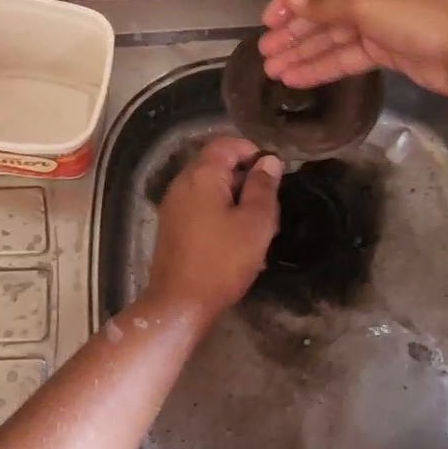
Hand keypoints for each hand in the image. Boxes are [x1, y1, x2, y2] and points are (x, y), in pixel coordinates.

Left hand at [145, 136, 282, 319]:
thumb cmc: (222, 261)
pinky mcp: (172, 227)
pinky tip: (237, 242)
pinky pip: (201, 208)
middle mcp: (182, 183)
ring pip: (211, 189)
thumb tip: (269, 160)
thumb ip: (264, 187)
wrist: (179, 304)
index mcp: (201, 175)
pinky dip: (221, 216)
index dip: (253, 152)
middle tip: (271, 208)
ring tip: (258, 230)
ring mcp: (173, 205)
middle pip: (218, 166)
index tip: (275, 174)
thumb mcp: (255, 223)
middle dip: (247, 181)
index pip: (227, 144)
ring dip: (237, 202)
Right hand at [259, 0, 447, 94]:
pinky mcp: (386, 50)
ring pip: (332, 36)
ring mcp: (380, 21)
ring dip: (302, 53)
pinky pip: (346, 56)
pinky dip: (322, 66)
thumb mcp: (364, 1)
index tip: (268, 21)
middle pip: (323, 10)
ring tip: (272, 70)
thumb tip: (292, 2)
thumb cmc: (414, 13)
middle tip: (265, 51)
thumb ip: (323, 4)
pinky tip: (297, 78)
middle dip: (293, 31)